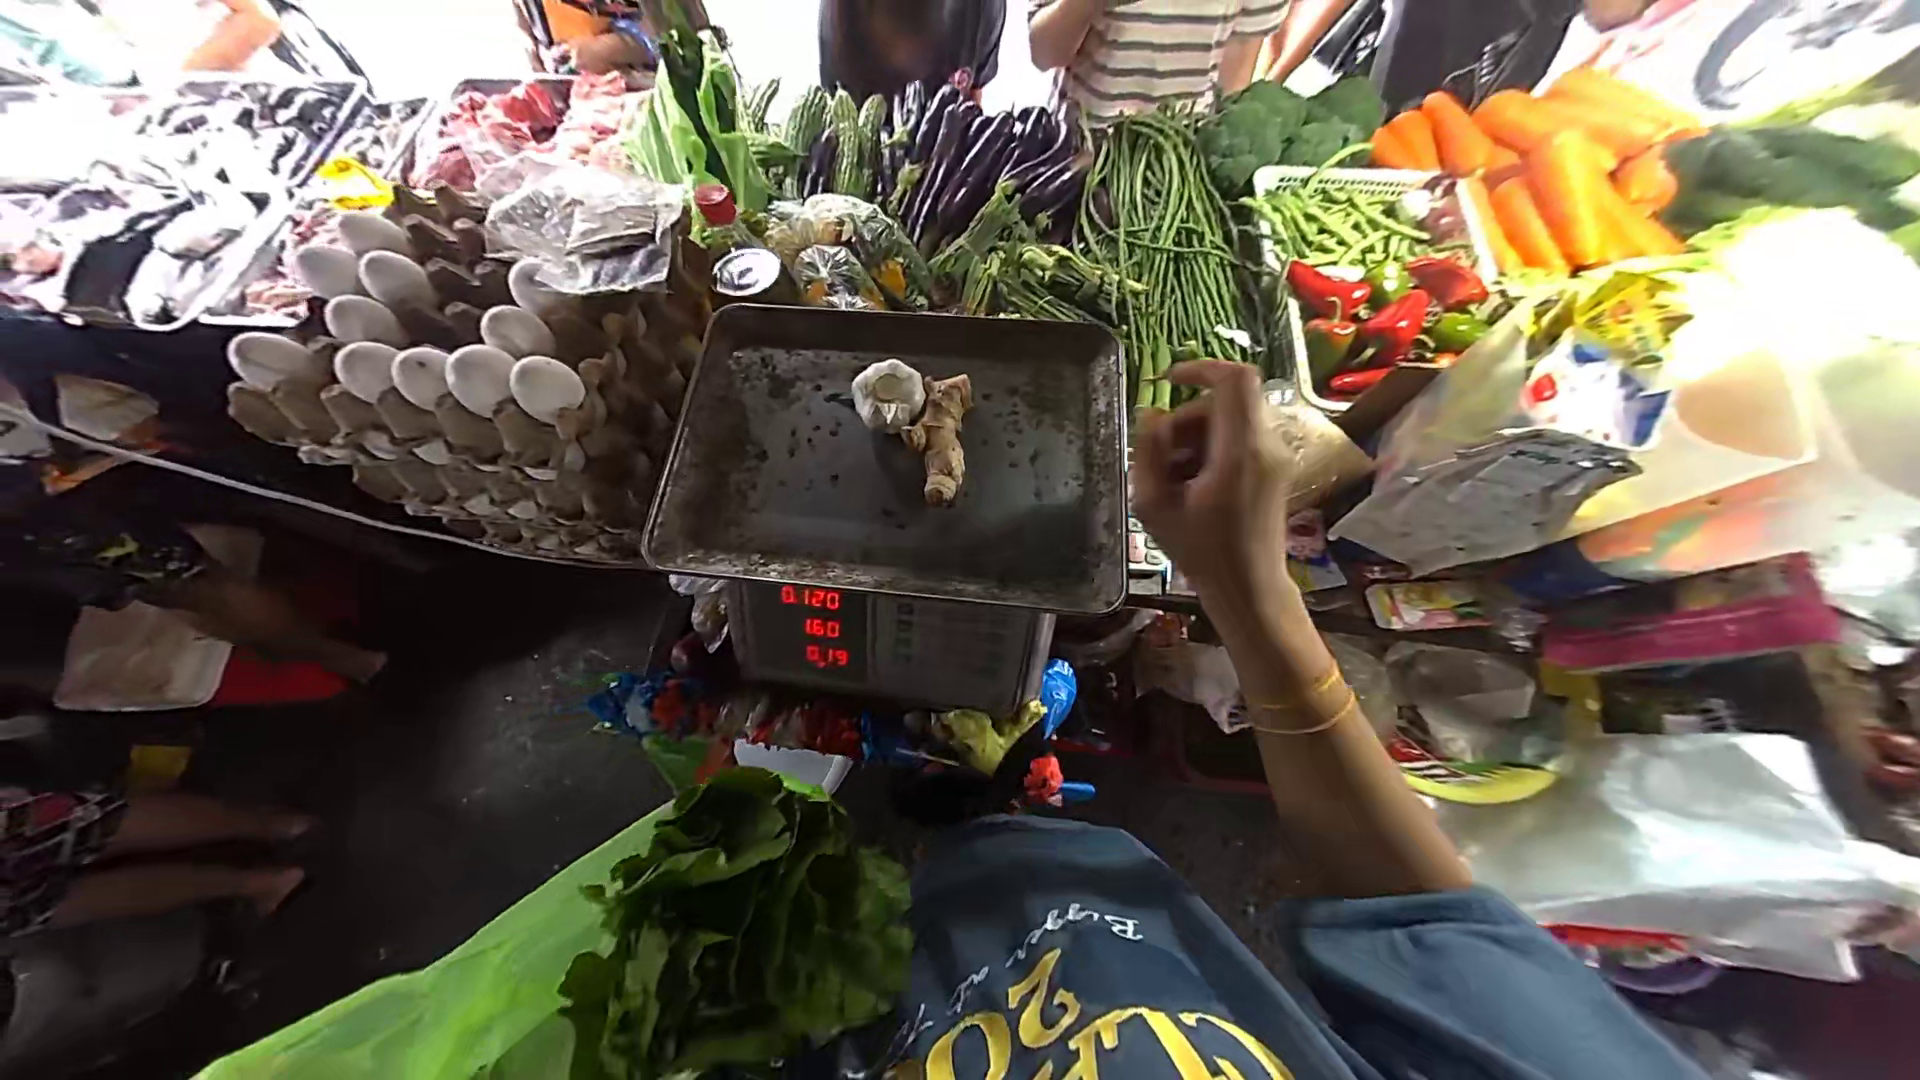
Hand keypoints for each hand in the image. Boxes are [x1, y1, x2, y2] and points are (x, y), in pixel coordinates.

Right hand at [1131, 361, 1293, 599]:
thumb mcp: (1156, 506)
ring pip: (1231, 420)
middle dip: (1186, 419)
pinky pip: (1239, 439)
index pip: (1234, 380)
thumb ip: (1148, 453)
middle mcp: (1266, 446)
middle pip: (1225, 402)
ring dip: (1196, 436)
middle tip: (1160, 456)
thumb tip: (1151, 415)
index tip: (1168, 380)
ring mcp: (1276, 456)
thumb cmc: (1200, 552)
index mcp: (1240, 452)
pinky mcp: (1274, 468)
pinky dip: (1212, 449)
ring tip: (1173, 476)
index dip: (1200, 368)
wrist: (1249, 588)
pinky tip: (1193, 482)